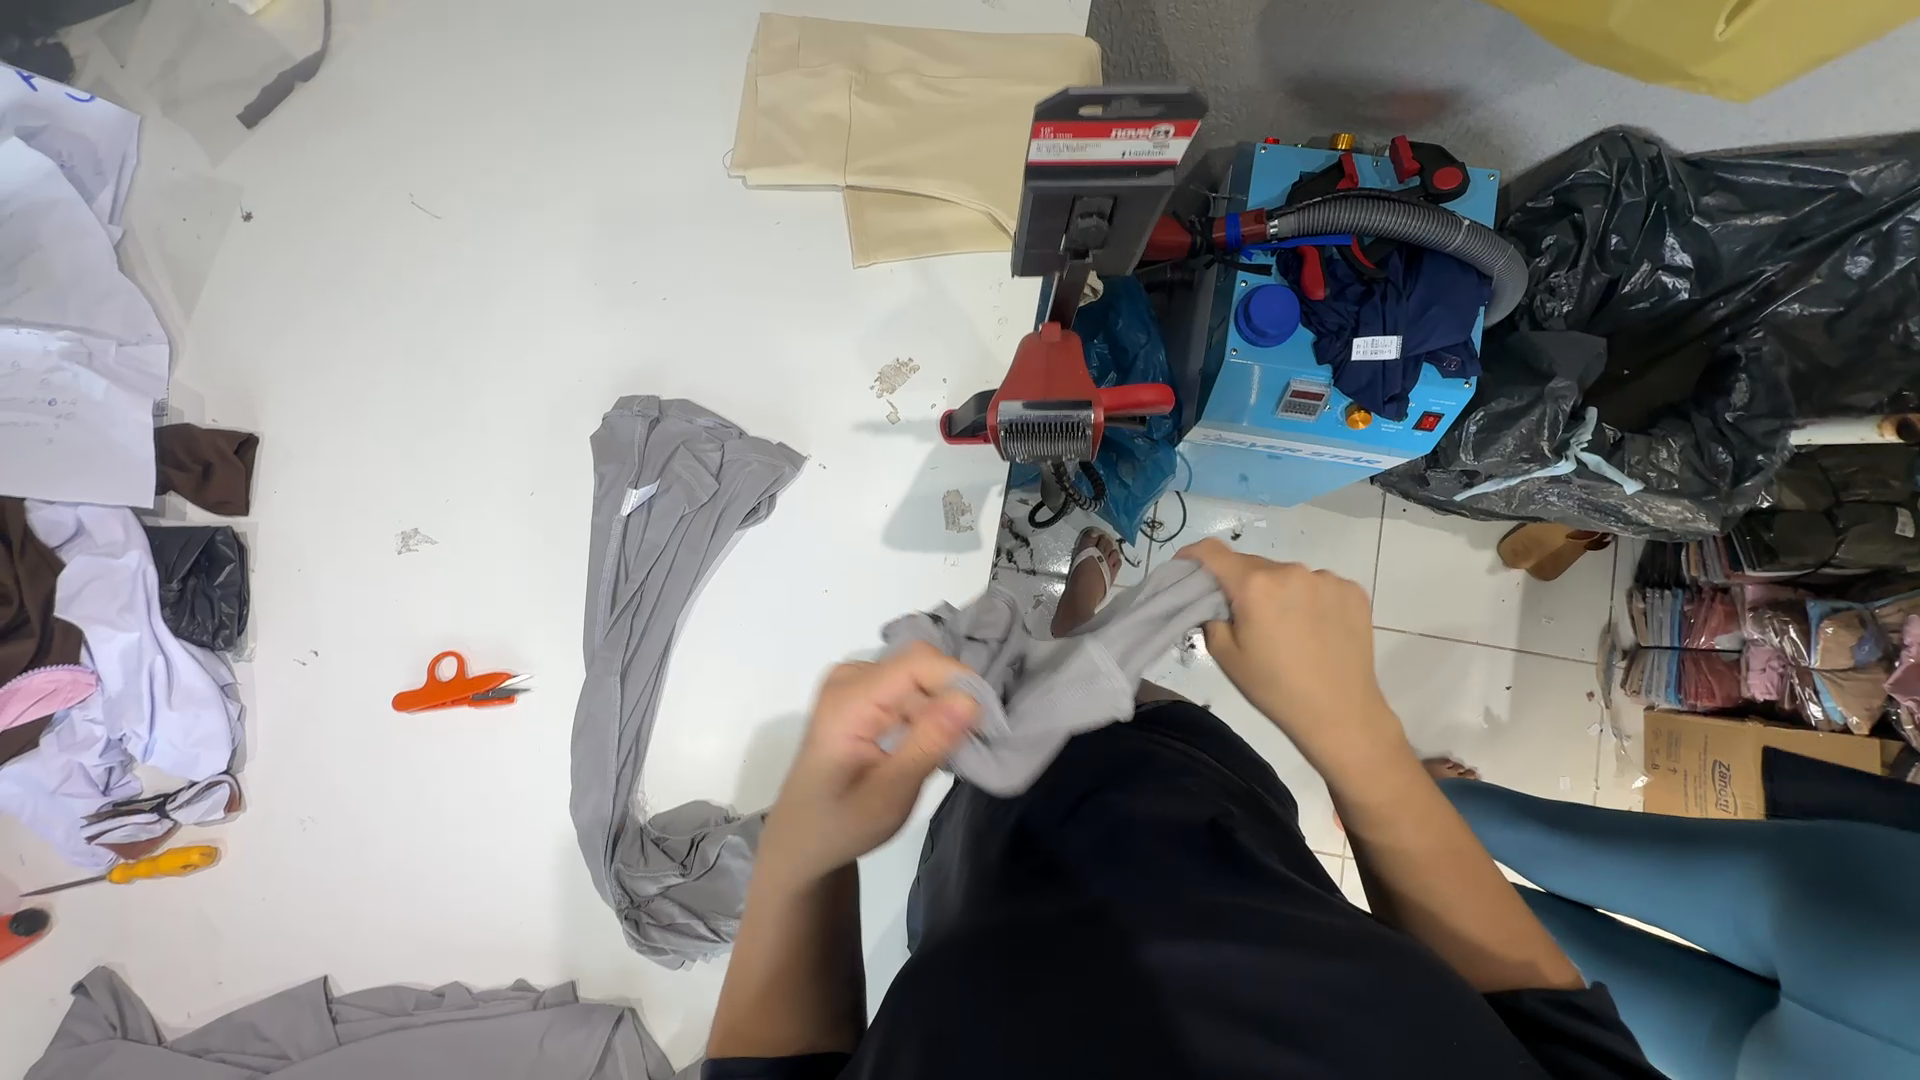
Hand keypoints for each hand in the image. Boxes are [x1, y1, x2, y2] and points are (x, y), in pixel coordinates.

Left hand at [759, 642, 979, 884]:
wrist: (802, 839)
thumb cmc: (842, 824)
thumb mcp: (890, 795)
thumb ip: (929, 744)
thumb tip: (970, 699)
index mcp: (848, 700)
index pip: (918, 662)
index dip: (958, 681)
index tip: (984, 722)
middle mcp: (849, 678)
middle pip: (920, 665)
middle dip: (950, 699)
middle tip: (962, 747)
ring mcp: (853, 683)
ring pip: (918, 675)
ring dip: (939, 709)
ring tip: (942, 752)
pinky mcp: (861, 693)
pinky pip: (907, 686)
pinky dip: (926, 712)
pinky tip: (924, 745)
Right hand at [1179, 538, 1408, 773]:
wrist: (1340, 713)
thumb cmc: (1274, 687)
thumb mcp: (1225, 655)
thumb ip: (1209, 617)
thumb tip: (1213, 601)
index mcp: (1255, 585)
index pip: (1213, 552)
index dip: (1193, 555)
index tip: (1186, 567)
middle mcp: (1291, 571)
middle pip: (1252, 565)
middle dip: (1239, 583)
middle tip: (1241, 615)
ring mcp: (1326, 579)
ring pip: (1286, 575)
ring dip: (1276, 591)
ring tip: (1284, 628)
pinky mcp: (1352, 591)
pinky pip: (1317, 585)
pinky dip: (1307, 598)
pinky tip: (1313, 628)